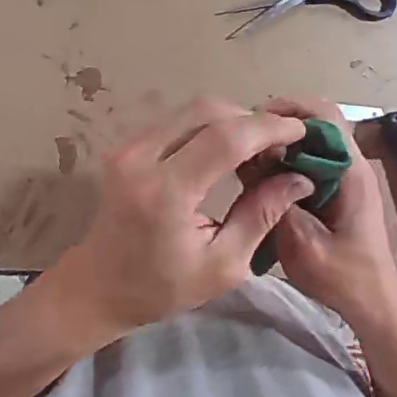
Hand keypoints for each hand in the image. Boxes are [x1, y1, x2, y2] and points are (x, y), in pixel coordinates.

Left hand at [43, 97, 311, 332]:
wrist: (97, 287)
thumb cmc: (161, 287)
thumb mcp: (222, 266)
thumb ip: (260, 215)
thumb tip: (298, 177)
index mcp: (165, 193)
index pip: (224, 139)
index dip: (267, 128)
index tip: (300, 131)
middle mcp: (141, 158)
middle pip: (207, 111)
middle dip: (251, 119)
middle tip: (280, 141)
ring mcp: (128, 147)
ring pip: (191, 109)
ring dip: (230, 118)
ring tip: (258, 144)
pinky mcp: (126, 145)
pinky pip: (175, 119)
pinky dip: (208, 124)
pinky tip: (227, 146)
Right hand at [263, 97, 396, 331]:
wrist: (373, 306)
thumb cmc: (343, 278)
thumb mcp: (303, 244)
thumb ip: (277, 200)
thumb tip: (250, 159)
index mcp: (350, 171)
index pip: (324, 116)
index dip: (289, 109)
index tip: (253, 122)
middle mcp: (351, 164)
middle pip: (317, 120)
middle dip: (280, 122)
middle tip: (244, 137)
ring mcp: (345, 175)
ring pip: (312, 139)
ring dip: (281, 140)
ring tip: (248, 154)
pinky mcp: (336, 188)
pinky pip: (309, 158)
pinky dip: (285, 158)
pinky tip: (262, 175)